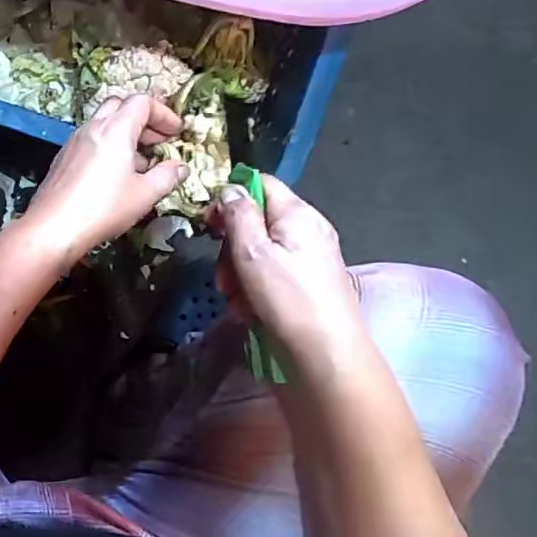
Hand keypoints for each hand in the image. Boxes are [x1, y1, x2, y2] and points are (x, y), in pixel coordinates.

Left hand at [19, 94, 185, 261]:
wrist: (52, 228)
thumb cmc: (102, 209)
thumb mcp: (145, 194)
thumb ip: (167, 176)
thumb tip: (180, 167)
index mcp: (115, 129)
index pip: (142, 102)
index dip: (164, 113)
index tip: (176, 132)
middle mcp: (92, 128)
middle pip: (120, 105)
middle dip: (143, 119)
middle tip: (159, 141)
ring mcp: (74, 142)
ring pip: (103, 123)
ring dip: (125, 134)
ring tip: (142, 162)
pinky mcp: (63, 158)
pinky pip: (90, 141)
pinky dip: (108, 146)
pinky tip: (115, 174)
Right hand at [208, 175, 368, 385]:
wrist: (327, 354)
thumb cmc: (288, 298)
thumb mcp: (253, 252)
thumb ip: (238, 215)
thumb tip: (229, 189)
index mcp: (297, 213)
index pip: (259, 183)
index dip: (230, 197)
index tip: (209, 224)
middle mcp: (308, 228)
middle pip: (256, 220)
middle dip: (231, 246)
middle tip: (223, 275)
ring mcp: (311, 255)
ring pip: (260, 250)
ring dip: (239, 272)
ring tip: (235, 299)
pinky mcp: (310, 281)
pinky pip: (273, 271)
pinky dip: (256, 287)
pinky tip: (249, 309)